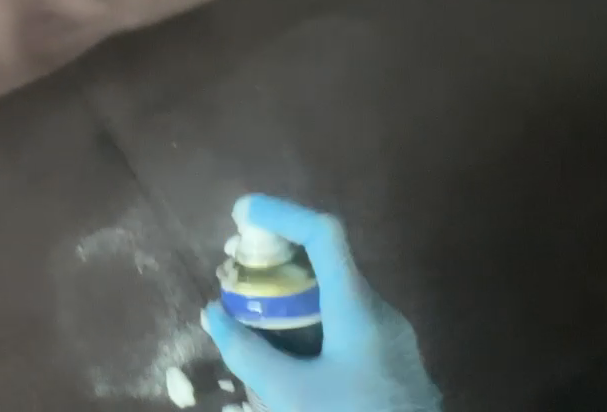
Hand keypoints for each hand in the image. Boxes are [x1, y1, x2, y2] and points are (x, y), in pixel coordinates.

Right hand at [202, 195, 442, 411]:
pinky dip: (308, 310)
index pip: (322, 232)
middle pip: (325, 258)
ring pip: (334, 289)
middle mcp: (380, 312)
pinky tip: (286, 342)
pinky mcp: (393, 364)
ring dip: (290, 283)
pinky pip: (344, 317)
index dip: (279, 212)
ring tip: (252, 303)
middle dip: (275, 251)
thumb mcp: (291, 397)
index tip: (239, 215)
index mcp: (358, 308)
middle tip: (235, 264)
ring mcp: (392, 339)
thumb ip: (247, 352)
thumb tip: (212, 313)